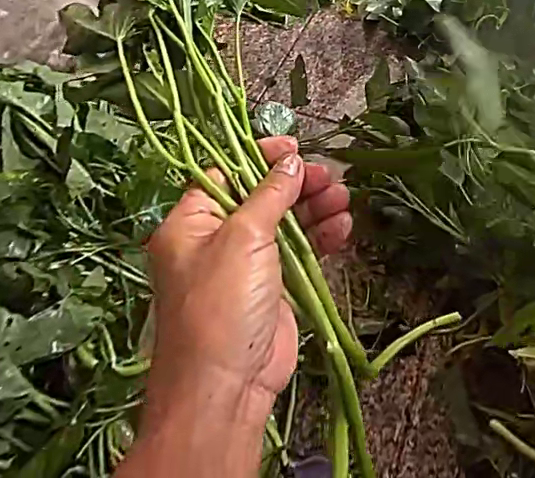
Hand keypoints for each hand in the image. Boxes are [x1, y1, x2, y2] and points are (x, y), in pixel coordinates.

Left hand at [122, 137, 352, 477]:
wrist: (226, 389)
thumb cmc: (220, 306)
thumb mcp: (243, 236)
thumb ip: (269, 193)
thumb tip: (289, 160)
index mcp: (192, 221)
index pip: (227, 171)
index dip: (260, 155)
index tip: (293, 145)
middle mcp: (218, 238)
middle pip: (263, 194)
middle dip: (297, 184)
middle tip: (327, 176)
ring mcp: (248, 263)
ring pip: (287, 221)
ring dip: (315, 207)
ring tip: (342, 198)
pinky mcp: (274, 286)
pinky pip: (301, 250)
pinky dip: (321, 236)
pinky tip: (341, 227)